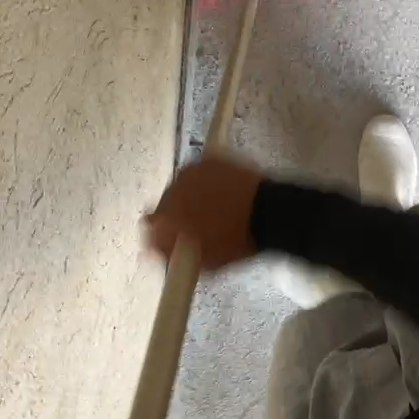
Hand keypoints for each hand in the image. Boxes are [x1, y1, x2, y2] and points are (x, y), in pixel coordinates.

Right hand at [143, 156, 264, 270]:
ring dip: (189, 195)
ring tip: (210, 207)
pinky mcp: (208, 158)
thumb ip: (174, 256)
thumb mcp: (204, 260)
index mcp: (165, 216)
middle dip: (176, 214)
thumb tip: (160, 253)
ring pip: (181, 186)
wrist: (268, 211)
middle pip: (165, 203)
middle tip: (196, 225)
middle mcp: (170, 189)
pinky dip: (205, 181)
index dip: (161, 234)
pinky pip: (199, 172)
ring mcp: (190, 171)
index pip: (150, 226)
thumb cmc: (235, 240)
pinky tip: (220, 192)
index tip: (172, 240)